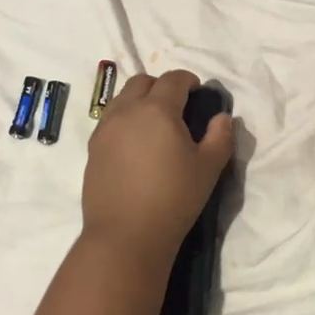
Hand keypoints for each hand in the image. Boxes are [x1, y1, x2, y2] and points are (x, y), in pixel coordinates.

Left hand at [81, 69, 233, 265]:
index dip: (188, 80)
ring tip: (153, 124)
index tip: (197, 92)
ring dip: (139, 100)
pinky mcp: (93, 149)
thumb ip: (220, 136)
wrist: (126, 235)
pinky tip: (135, 145)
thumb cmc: (174, 198)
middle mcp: (127, 111)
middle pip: (142, 81)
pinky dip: (124, 120)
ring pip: (121, 98)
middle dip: (161, 86)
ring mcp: (105, 129)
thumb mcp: (209, 168)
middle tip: (176, 107)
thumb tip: (222, 117)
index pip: (173, 79)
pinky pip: (109, 120)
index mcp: (158, 109)